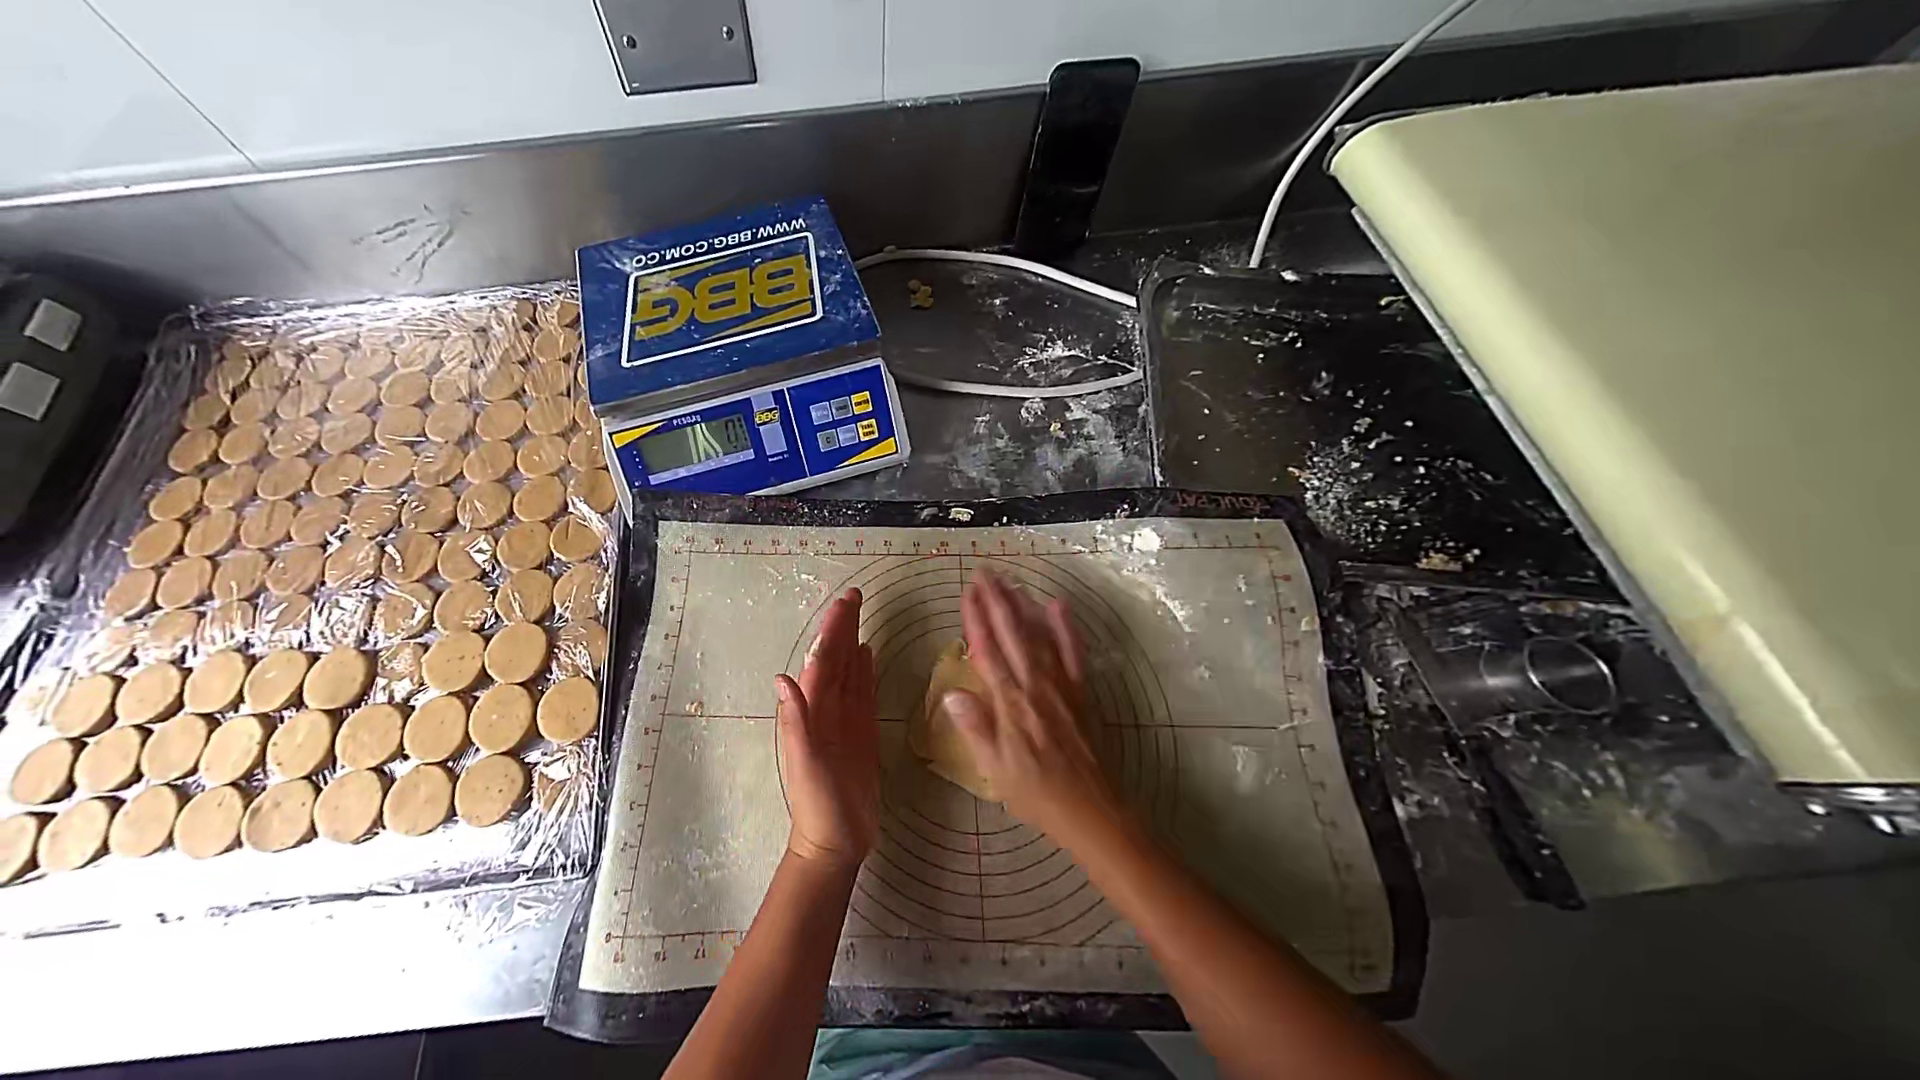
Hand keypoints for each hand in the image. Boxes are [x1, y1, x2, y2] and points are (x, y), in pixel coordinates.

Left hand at [776, 588, 877, 870]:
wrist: (834, 842)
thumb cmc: (817, 806)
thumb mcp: (804, 765)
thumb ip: (795, 723)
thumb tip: (782, 678)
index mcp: (811, 713)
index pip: (822, 662)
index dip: (832, 631)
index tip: (844, 603)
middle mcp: (826, 711)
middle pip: (835, 660)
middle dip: (843, 627)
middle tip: (855, 596)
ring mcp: (844, 721)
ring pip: (849, 672)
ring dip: (852, 642)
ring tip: (860, 616)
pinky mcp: (861, 734)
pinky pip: (863, 695)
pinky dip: (865, 672)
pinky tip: (868, 655)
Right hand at [944, 570, 1122, 842]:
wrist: (1090, 808)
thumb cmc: (1036, 793)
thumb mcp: (994, 769)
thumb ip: (975, 727)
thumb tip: (951, 692)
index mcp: (1010, 703)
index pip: (987, 650)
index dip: (976, 619)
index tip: (966, 592)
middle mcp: (1035, 685)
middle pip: (1013, 634)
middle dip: (997, 600)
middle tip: (985, 573)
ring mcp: (1061, 685)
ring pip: (1039, 635)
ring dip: (1023, 606)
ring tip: (1010, 581)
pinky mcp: (1081, 692)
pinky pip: (1073, 653)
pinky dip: (1066, 628)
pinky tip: (1058, 606)